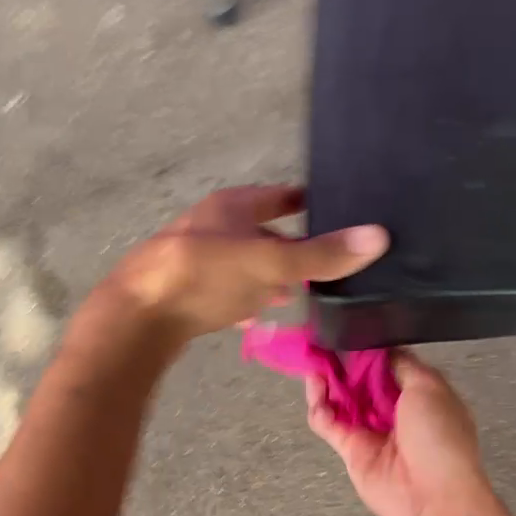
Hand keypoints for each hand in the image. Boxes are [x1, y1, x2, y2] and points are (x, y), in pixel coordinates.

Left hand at [97, 185, 388, 340]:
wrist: (135, 319)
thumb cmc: (203, 277)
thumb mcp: (269, 264)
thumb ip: (322, 254)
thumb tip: (379, 235)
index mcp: (231, 206)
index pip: (280, 195)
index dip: (307, 201)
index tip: (336, 208)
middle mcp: (211, 225)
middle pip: (261, 230)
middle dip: (291, 247)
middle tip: (324, 264)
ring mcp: (194, 258)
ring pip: (243, 262)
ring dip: (268, 276)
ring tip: (296, 295)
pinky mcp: (182, 291)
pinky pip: (224, 289)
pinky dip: (243, 298)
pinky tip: (253, 318)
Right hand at [305, 352, 493, 515]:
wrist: (434, 497)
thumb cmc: (441, 437)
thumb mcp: (431, 387)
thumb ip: (404, 365)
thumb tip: (384, 350)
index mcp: (421, 394)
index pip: (389, 366)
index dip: (371, 351)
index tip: (352, 333)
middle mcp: (396, 412)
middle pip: (362, 382)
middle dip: (345, 364)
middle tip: (325, 344)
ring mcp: (372, 432)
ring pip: (342, 400)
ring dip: (328, 381)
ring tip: (315, 362)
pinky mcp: (351, 450)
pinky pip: (328, 424)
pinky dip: (319, 407)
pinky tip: (315, 388)